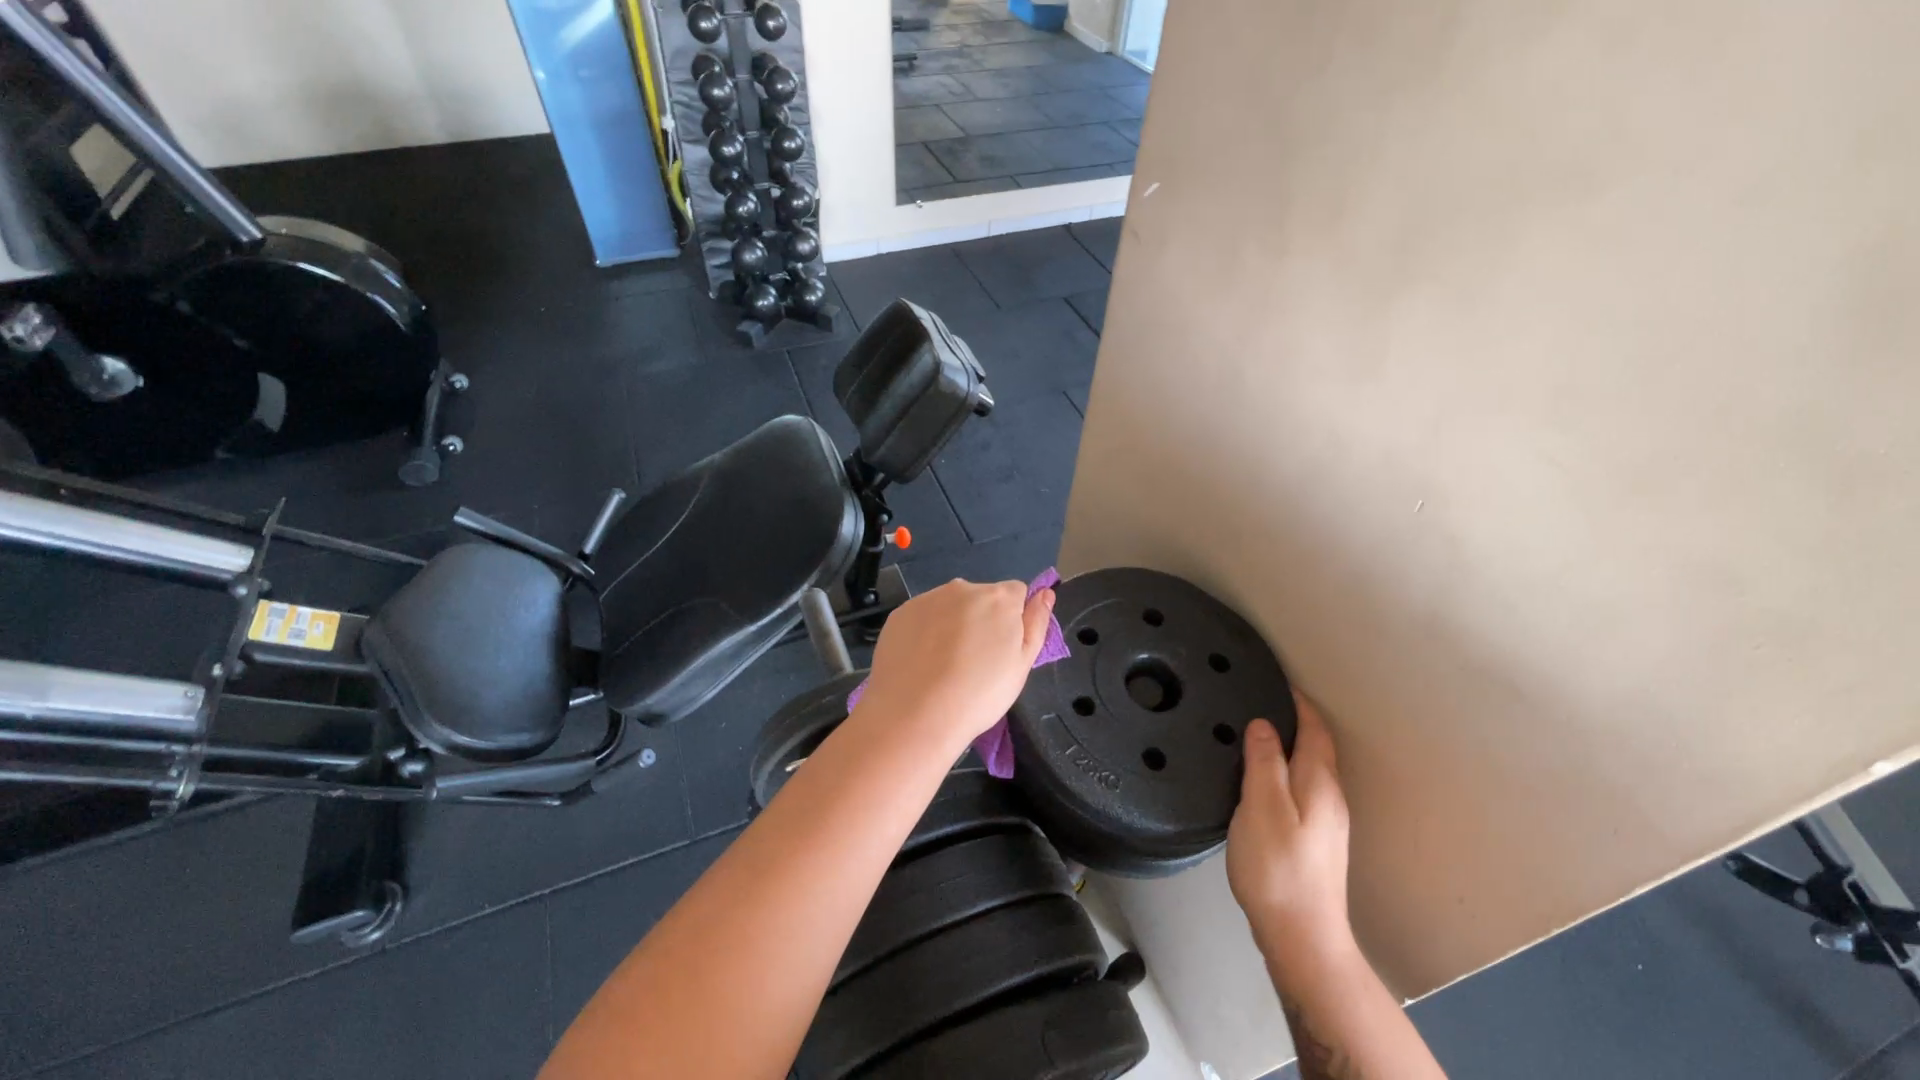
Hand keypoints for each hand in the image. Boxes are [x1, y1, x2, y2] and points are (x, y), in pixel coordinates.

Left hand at [848, 579, 1053, 752]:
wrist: (915, 714)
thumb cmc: (979, 694)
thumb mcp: (1022, 665)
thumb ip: (1036, 623)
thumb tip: (1045, 593)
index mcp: (999, 598)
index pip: (1016, 593)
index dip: (1014, 619)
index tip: (1003, 648)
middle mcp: (963, 588)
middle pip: (982, 597)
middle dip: (982, 620)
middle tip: (975, 661)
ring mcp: (928, 599)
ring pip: (950, 606)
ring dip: (953, 624)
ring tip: (945, 664)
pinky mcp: (901, 613)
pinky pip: (923, 617)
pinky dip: (926, 631)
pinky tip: (922, 662)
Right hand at [1226, 692, 1355, 970]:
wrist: (1302, 936)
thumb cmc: (1278, 869)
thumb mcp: (1261, 807)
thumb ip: (1264, 763)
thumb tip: (1263, 725)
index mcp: (1319, 784)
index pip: (1314, 730)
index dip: (1299, 703)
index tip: (1277, 682)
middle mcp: (1330, 799)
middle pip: (1317, 749)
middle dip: (1296, 722)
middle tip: (1262, 703)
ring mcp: (1327, 825)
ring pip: (1310, 772)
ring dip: (1291, 749)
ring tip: (1259, 738)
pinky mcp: (1316, 845)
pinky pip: (1303, 793)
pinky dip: (1287, 775)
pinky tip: (1264, 785)